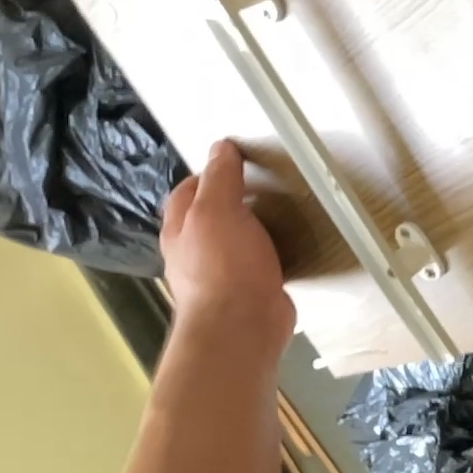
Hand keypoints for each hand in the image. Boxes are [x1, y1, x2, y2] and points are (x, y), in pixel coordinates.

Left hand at [161, 140, 294, 348]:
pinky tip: (291, 243)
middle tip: (268, 181)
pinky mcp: (248, 286)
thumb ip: (220, 180)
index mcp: (181, 229)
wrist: (241, 325)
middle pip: (208, 214)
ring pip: (234, 237)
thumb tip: (220, 147)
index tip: (242, 160)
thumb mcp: (218, 213)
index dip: (210, 172)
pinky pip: (258, 258)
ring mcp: (220, 271)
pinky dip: (271, 246)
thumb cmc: (225, 266)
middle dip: (232, 197)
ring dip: (253, 223)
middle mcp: (194, 250)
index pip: (187, 191)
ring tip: (284, 209)